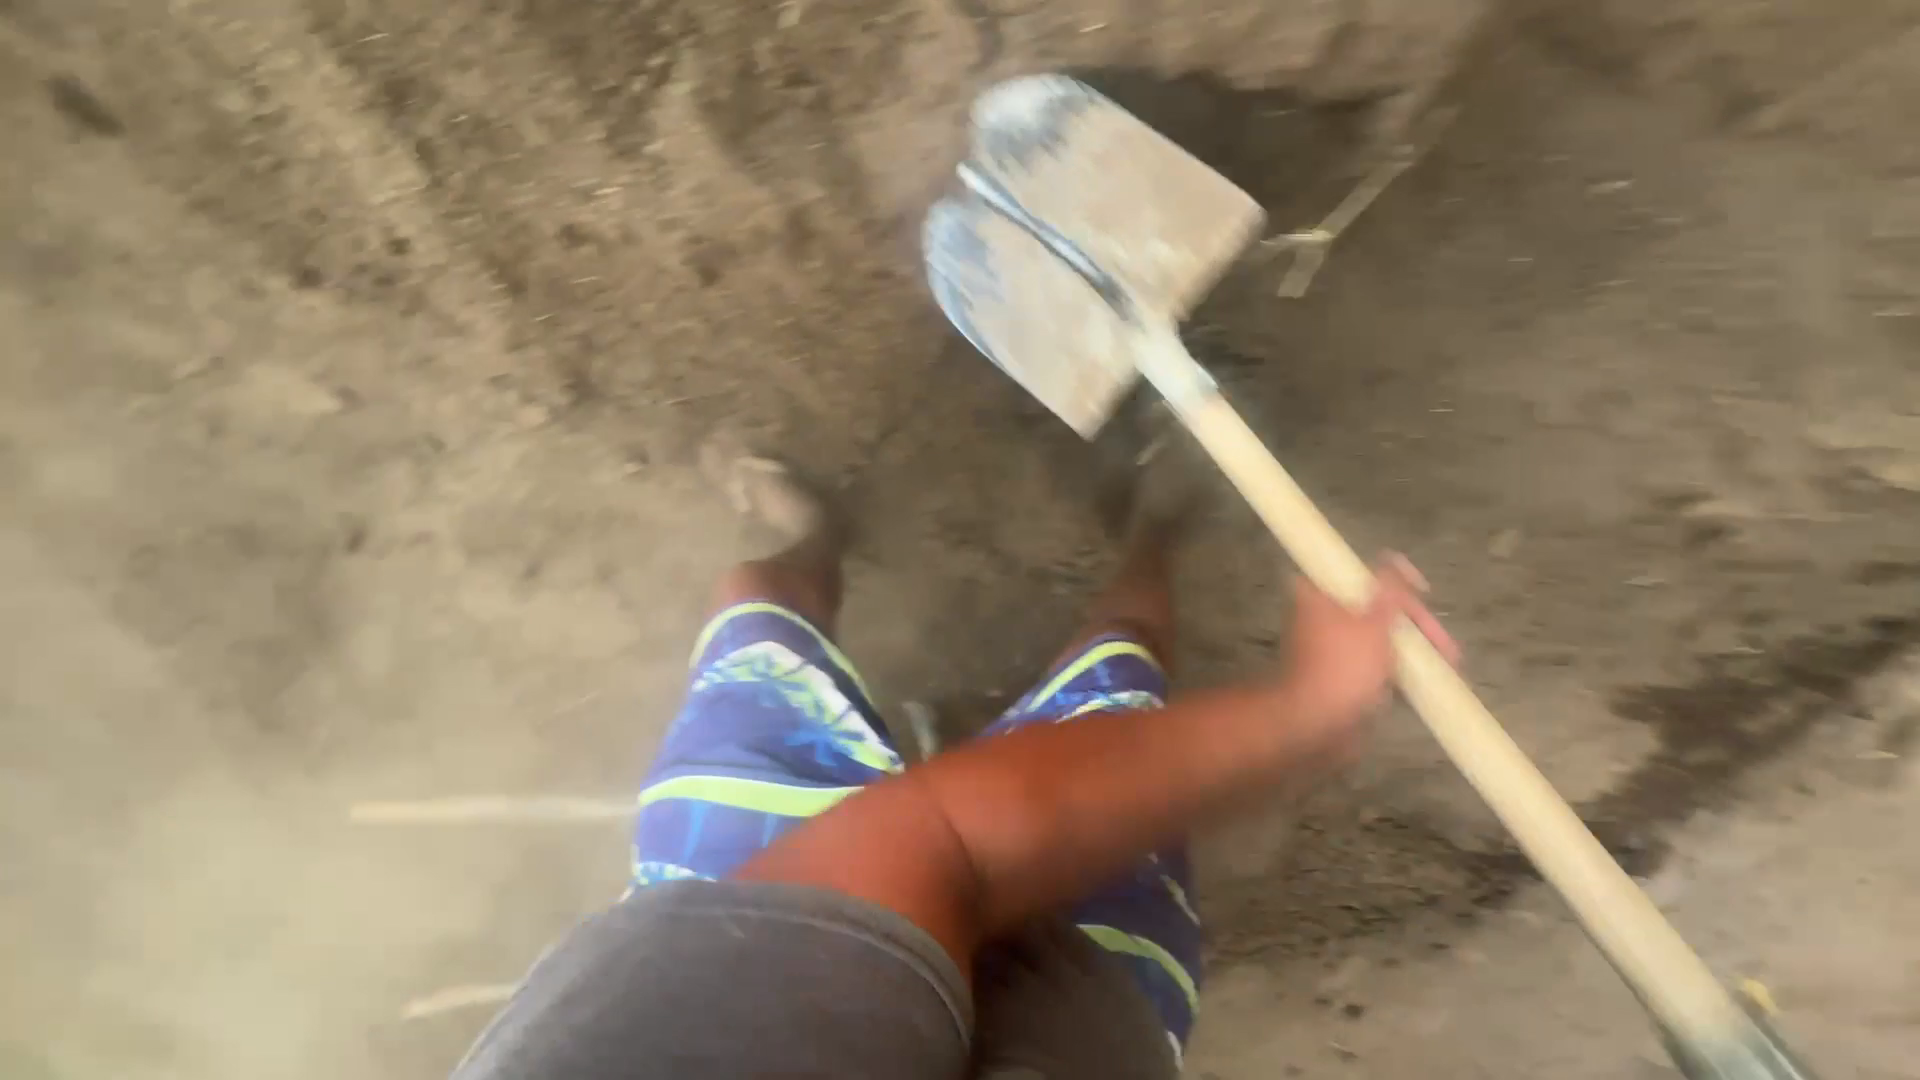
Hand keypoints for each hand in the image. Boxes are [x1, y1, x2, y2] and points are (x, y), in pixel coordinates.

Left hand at [1276, 554, 1458, 758]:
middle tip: (1446, 646)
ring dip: (1413, 650)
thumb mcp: (1373, 622)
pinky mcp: (1341, 676)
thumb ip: (1389, 589)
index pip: (1361, 575)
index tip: (1425, 593)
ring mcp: (1331, 649)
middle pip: (1375, 609)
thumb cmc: (1343, 666)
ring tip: (1449, 665)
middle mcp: (1321, 617)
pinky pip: (1375, 667)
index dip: (1395, 584)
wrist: (1316, 723)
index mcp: (1318, 595)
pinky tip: (1429, 682)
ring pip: (1379, 640)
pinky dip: (1400, 672)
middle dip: (1415, 625)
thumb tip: (1394, 557)